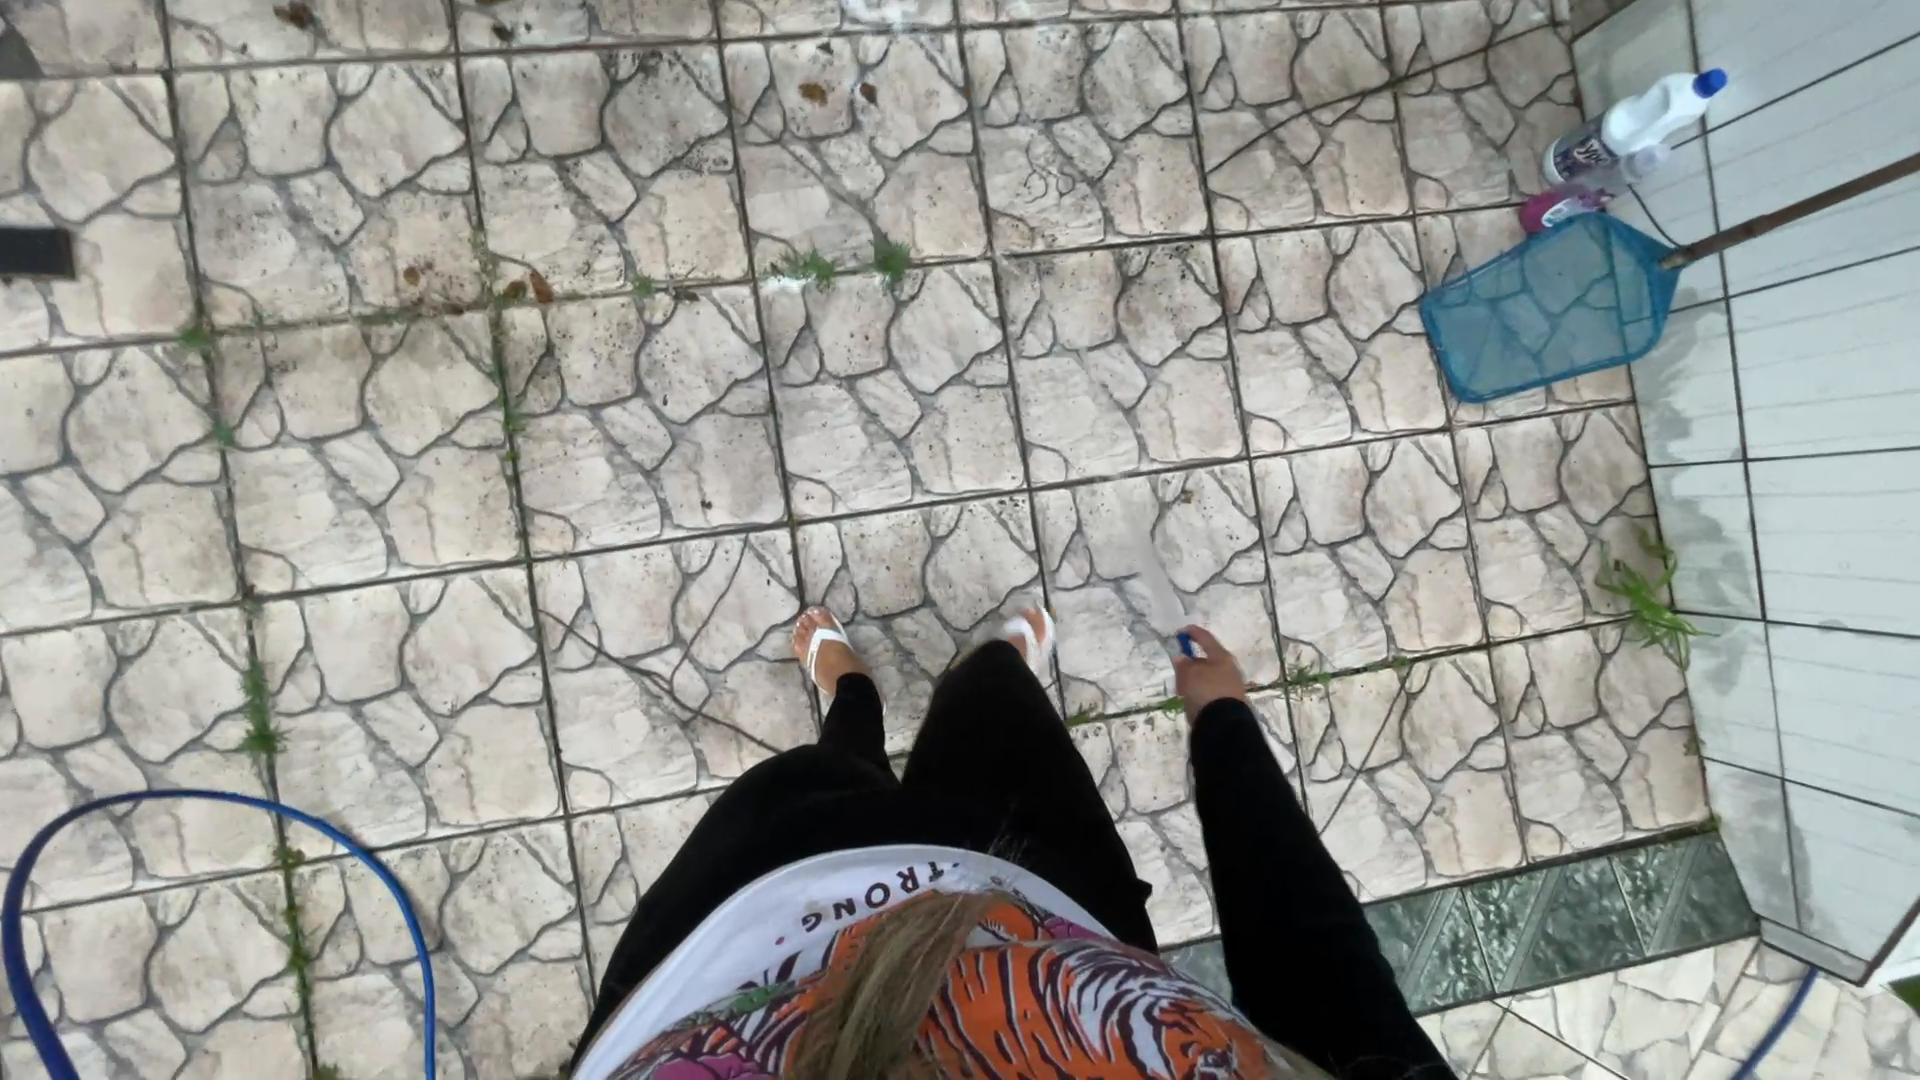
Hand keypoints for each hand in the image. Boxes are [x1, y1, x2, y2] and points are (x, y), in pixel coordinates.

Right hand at [1173, 625, 1246, 723]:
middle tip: (1178, 670)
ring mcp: (1230, 686)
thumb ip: (1183, 664)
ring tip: (1182, 689)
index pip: (1206, 639)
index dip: (1193, 633)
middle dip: (1191, 663)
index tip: (1180, 631)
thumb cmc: (1206, 691)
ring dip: (1193, 679)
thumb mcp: (1189, 674)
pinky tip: (1190, 699)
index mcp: (1222, 657)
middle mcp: (1229, 669)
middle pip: (1206, 660)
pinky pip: (1208, 690)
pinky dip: (1198, 691)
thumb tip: (1182, 658)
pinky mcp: (1227, 702)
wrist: (1223, 724)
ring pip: (1206, 676)